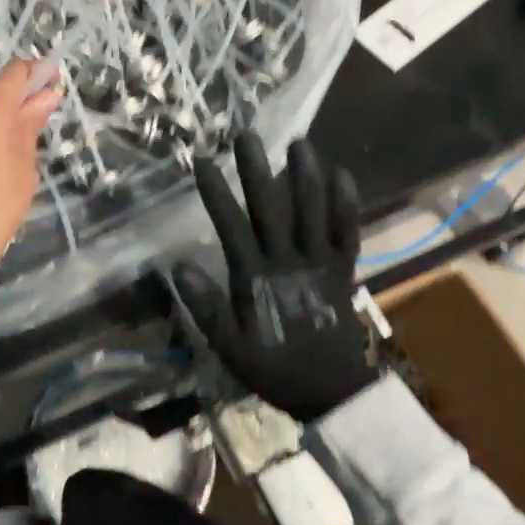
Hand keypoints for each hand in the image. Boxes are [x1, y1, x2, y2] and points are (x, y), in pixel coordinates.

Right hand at [173, 133, 379, 420]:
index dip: (215, 192)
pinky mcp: (343, 270)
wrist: (332, 391)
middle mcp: (289, 261)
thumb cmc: (274, 369)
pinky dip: (346, 204)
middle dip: (256, 170)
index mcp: (257, 277)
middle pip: (271, 207)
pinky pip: (347, 232)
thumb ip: (206, 308)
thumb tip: (177, 266)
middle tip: (246, 134)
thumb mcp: (229, 347)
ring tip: (299, 142)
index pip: (231, 225)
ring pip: (312, 212)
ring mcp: (320, 263)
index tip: (201, 161)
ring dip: (305, 176)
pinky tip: (343, 175)